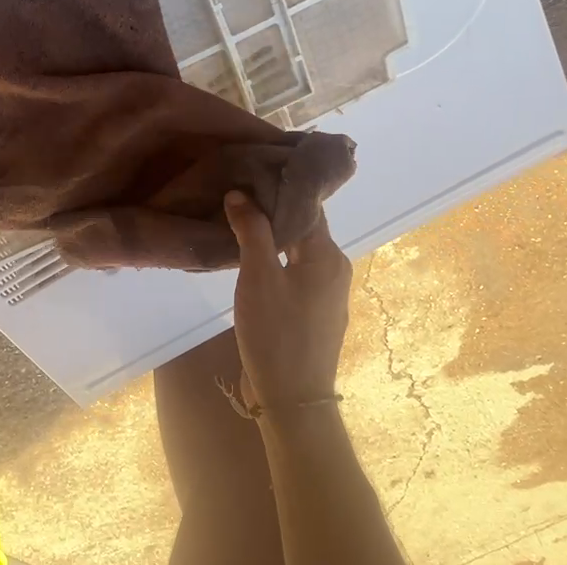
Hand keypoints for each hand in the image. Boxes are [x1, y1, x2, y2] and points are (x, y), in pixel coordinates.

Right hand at [225, 192, 351, 411]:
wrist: (292, 399)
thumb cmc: (277, 333)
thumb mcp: (258, 277)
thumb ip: (251, 231)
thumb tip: (240, 193)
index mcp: (327, 256)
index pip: (306, 205)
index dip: (279, 185)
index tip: (249, 168)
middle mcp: (333, 269)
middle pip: (302, 226)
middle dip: (271, 207)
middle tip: (234, 188)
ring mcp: (324, 292)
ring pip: (295, 249)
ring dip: (269, 233)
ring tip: (233, 216)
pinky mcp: (310, 311)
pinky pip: (291, 269)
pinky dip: (271, 256)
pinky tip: (244, 255)